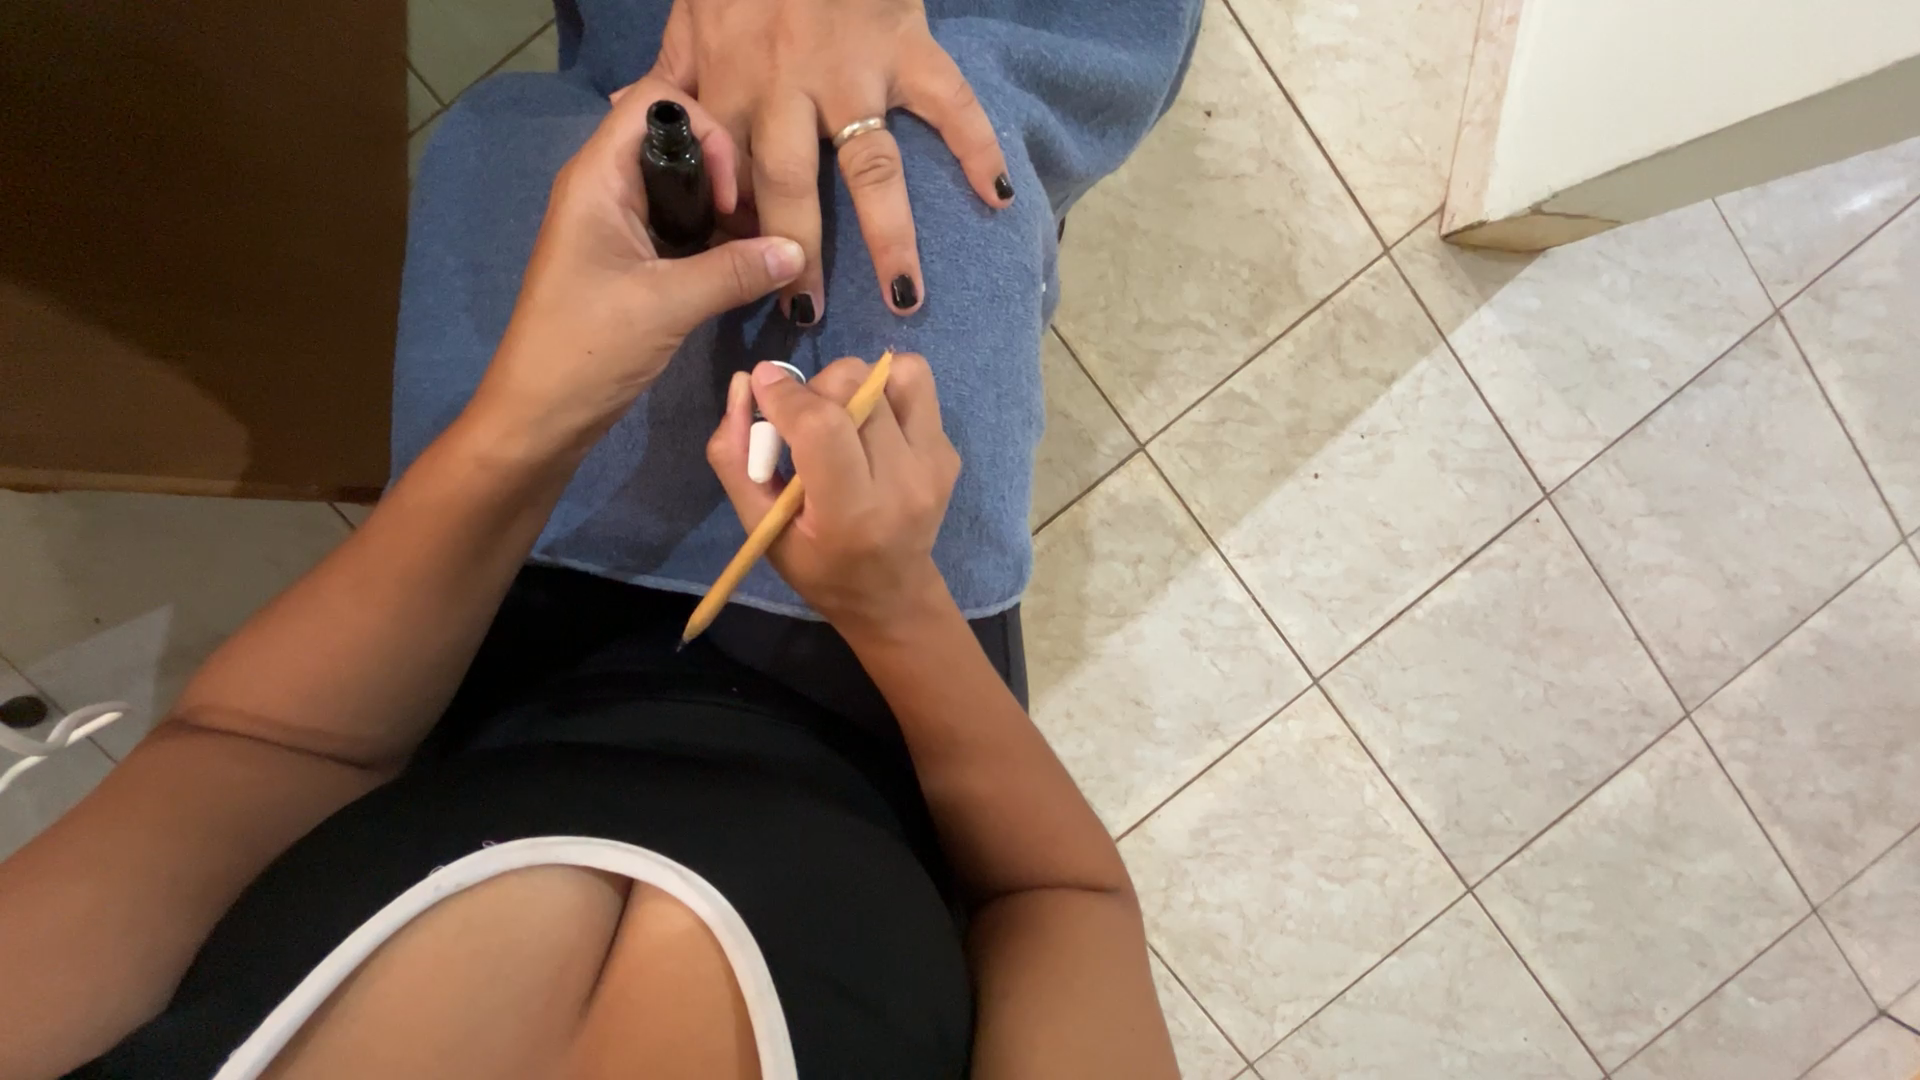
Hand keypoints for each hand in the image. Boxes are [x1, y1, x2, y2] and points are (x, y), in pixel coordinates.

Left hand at [467, 74, 804, 461]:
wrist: (544, 411)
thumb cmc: (589, 348)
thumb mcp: (667, 305)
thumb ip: (734, 272)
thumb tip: (798, 250)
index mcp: (600, 177)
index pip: (659, 105)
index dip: (709, 136)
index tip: (734, 200)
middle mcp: (610, 189)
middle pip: (678, 145)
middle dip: (731, 177)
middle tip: (767, 226)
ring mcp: (623, 227)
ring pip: (687, 194)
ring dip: (731, 216)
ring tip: (768, 253)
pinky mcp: (636, 263)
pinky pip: (685, 234)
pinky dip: (719, 245)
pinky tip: (749, 272)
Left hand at [643, 0, 1012, 321]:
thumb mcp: (691, 11)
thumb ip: (672, 69)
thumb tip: (636, 110)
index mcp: (727, 80)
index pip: (722, 176)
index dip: (727, 231)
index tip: (737, 277)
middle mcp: (785, 86)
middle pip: (791, 188)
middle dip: (798, 256)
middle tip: (807, 314)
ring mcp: (851, 71)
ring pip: (871, 170)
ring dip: (890, 239)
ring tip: (906, 298)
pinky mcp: (905, 47)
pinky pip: (949, 103)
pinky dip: (979, 146)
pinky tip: (998, 196)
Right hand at [707, 354, 961, 632]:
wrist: (892, 593)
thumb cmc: (819, 566)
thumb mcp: (762, 527)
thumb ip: (737, 459)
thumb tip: (746, 384)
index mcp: (851, 514)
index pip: (823, 426)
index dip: (787, 395)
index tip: (764, 387)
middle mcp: (902, 483)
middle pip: (857, 386)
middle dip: (816, 389)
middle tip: (803, 419)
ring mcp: (933, 464)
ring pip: (894, 373)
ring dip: (856, 381)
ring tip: (841, 415)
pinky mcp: (948, 452)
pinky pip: (916, 385)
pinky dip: (886, 389)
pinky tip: (871, 423)